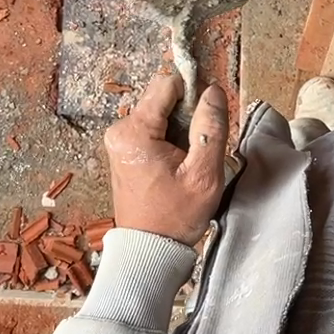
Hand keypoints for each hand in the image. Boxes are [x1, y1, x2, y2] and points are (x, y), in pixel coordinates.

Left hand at [103, 73, 228, 245]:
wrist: (149, 250)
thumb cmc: (176, 216)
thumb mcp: (204, 174)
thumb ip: (211, 127)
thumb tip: (214, 90)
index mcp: (135, 132)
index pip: (167, 83)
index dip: (193, 93)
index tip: (207, 117)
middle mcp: (120, 130)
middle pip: (163, 97)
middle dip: (187, 113)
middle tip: (197, 146)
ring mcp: (119, 140)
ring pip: (160, 111)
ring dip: (180, 126)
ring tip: (188, 158)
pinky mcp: (124, 149)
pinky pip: (153, 127)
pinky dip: (170, 137)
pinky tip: (177, 162)